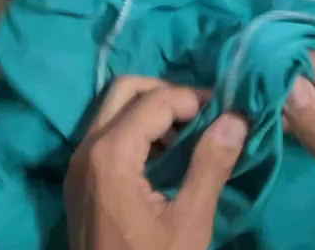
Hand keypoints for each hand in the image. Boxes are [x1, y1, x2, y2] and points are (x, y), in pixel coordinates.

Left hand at [65, 76, 247, 249]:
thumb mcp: (189, 225)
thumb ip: (209, 165)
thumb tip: (236, 118)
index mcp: (110, 154)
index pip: (155, 101)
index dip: (193, 98)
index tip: (227, 108)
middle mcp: (86, 147)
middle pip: (126, 90)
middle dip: (167, 93)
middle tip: (205, 114)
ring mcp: (78, 162)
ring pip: (113, 108)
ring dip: (151, 110)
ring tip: (191, 133)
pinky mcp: (79, 178)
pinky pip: (106, 133)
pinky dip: (136, 129)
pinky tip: (166, 154)